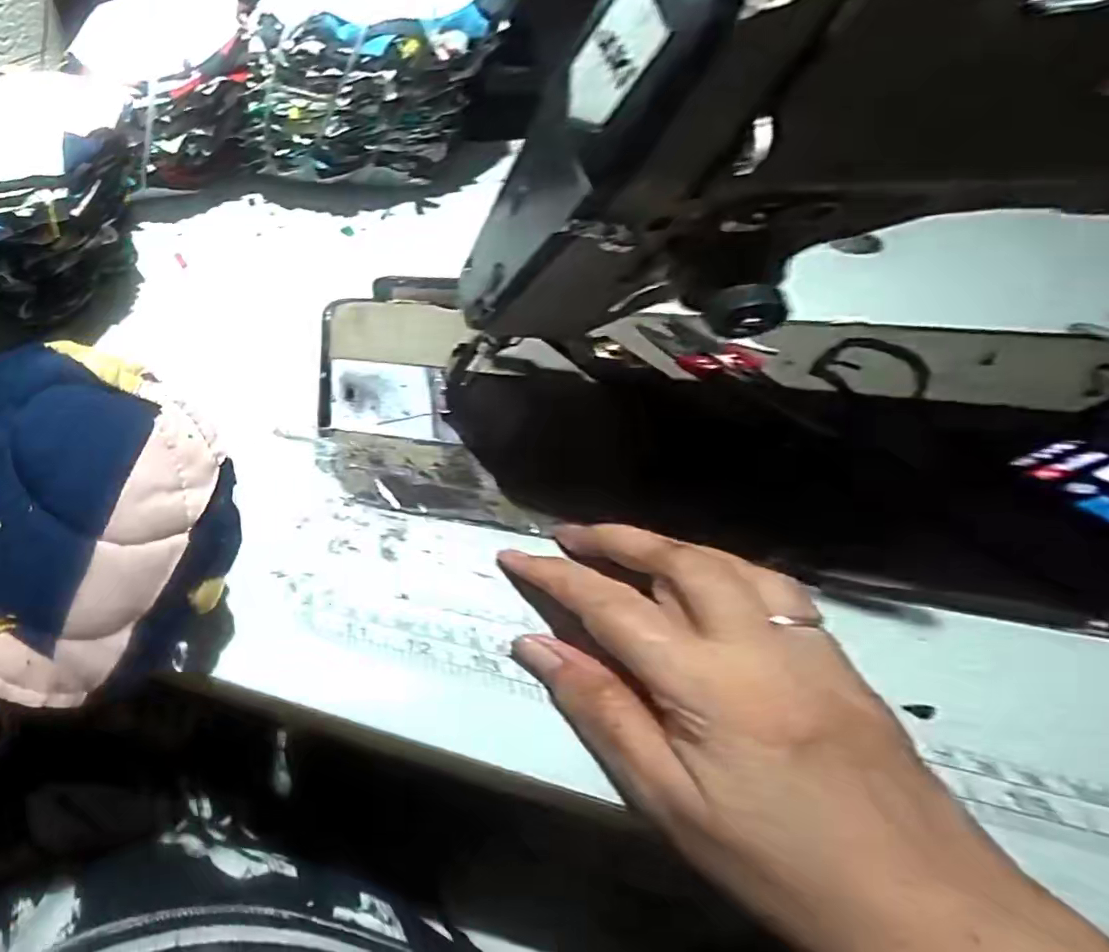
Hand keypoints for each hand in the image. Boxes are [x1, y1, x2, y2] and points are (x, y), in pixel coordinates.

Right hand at [498, 524, 1104, 951]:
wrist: (934, 919)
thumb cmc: (776, 861)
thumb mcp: (666, 798)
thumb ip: (600, 710)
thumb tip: (535, 645)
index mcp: (709, 683)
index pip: (611, 604)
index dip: (554, 574)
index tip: (513, 556)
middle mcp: (762, 649)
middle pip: (681, 562)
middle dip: (616, 538)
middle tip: (567, 535)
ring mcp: (812, 653)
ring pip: (734, 565)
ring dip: (670, 545)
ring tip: (628, 547)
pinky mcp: (844, 670)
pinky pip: (776, 590)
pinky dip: (723, 568)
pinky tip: (707, 585)